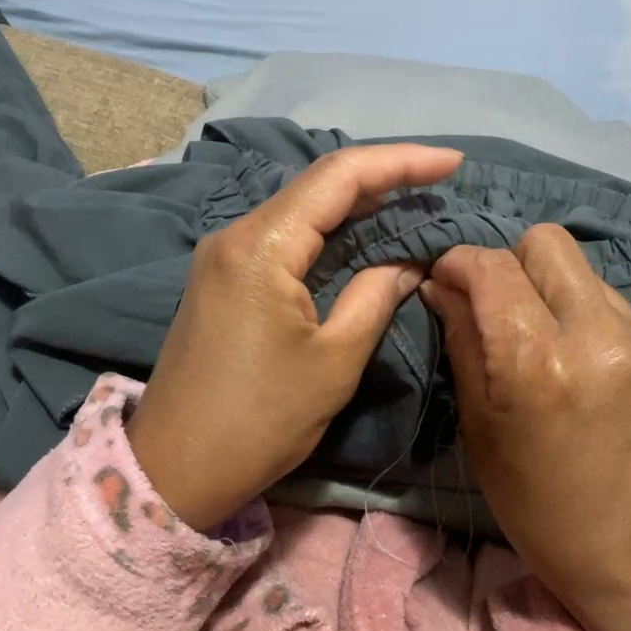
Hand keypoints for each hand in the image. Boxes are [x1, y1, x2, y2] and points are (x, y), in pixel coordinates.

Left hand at [127, 143, 463, 528]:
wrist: (177, 468)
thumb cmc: (261, 420)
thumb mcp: (334, 361)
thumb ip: (375, 296)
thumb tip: (408, 262)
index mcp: (261, 246)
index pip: (339, 177)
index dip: (401, 162)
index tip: (453, 162)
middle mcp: (235, 236)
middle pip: (317, 185)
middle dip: (383, 177)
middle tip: (440, 182)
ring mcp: (224, 257)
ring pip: (300, 210)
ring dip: (357, 204)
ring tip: (414, 202)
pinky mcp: (223, 280)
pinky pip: (284, 237)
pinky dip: (329, 232)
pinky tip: (363, 236)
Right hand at [423, 225, 630, 630]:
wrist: (624, 545)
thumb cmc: (532, 501)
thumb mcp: (478, 424)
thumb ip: (462, 340)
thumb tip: (441, 287)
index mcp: (537, 362)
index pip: (492, 267)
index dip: (457, 263)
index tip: (442, 282)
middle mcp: (593, 333)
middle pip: (543, 242)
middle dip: (505, 261)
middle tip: (488, 304)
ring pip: (575, 263)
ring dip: (541, 281)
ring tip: (528, 328)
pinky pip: (601, 294)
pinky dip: (572, 304)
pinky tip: (564, 347)